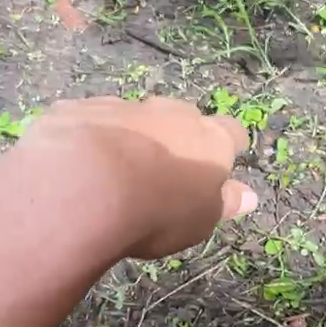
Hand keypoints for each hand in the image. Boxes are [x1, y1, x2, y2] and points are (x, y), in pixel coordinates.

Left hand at [0, 97, 257, 260]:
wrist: (83, 186)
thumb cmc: (158, 211)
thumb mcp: (199, 220)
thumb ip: (223, 203)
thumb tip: (249, 196)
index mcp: (209, 139)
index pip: (232, 132)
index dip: (228, 147)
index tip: (221, 165)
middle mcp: (171, 113)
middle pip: (183, 117)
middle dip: (177, 136)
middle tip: (164, 171)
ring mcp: (124, 106)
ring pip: (135, 116)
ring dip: (132, 136)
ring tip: (116, 171)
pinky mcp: (78, 109)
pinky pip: (90, 120)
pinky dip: (90, 137)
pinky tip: (76, 164)